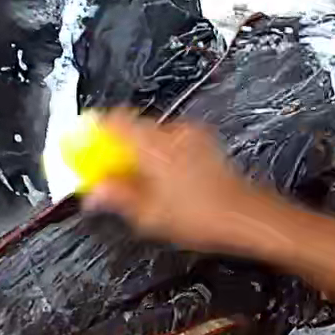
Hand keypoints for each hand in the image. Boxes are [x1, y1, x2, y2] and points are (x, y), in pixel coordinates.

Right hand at [83, 110, 283, 253]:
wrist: (247, 215)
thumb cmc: (200, 215)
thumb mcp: (149, 215)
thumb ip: (117, 198)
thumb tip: (92, 194)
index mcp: (153, 145)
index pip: (116, 119)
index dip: (97, 129)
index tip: (87, 145)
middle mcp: (172, 132)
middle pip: (134, 127)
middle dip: (118, 147)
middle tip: (111, 172)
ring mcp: (191, 134)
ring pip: (154, 135)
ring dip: (141, 151)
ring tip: (141, 182)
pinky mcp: (205, 142)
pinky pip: (172, 140)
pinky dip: (161, 153)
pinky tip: (165, 180)